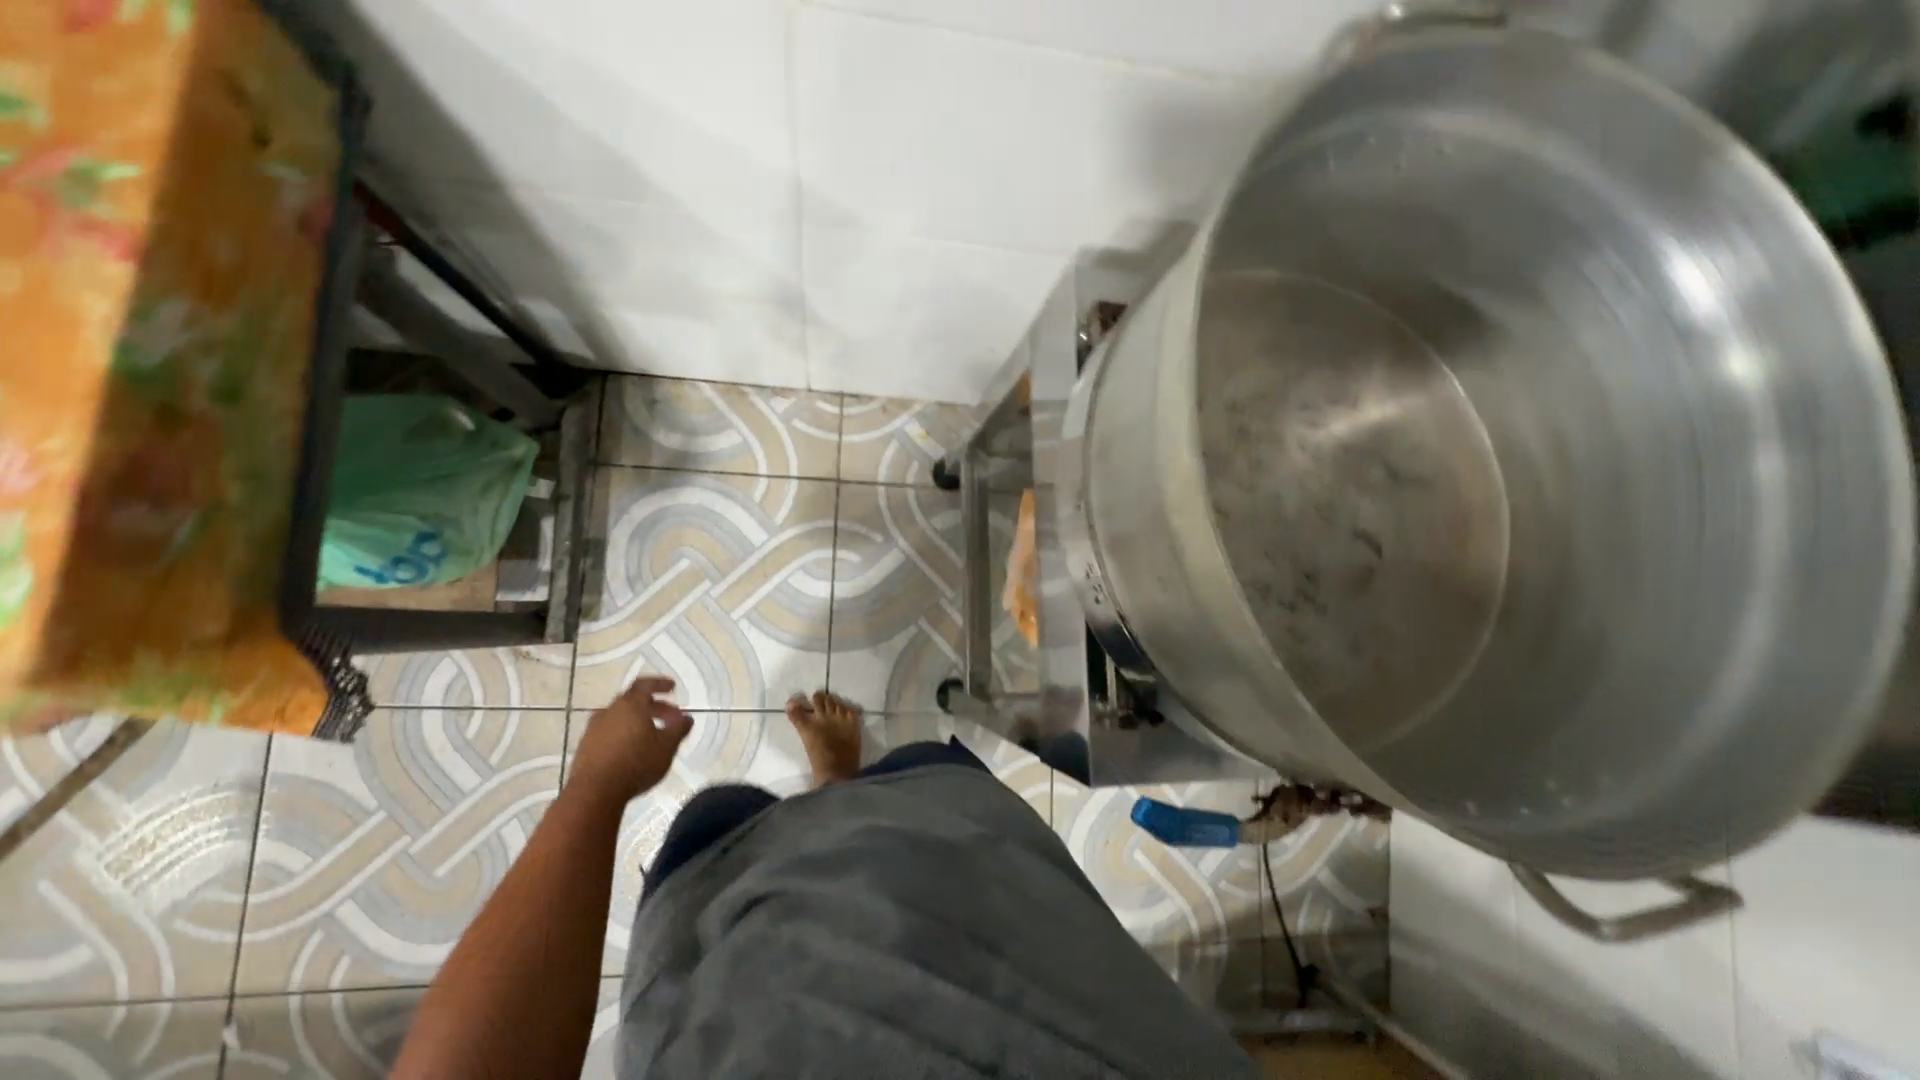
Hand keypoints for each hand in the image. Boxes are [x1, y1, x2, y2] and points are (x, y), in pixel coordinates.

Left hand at [569, 675, 690, 804]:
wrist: (594, 792)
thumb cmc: (636, 764)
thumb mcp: (667, 747)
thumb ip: (679, 729)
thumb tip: (686, 718)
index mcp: (630, 705)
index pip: (645, 685)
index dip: (660, 684)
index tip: (672, 688)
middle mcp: (610, 711)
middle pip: (633, 702)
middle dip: (654, 707)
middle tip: (670, 718)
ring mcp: (594, 729)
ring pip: (620, 718)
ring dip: (637, 722)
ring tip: (651, 737)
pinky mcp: (585, 746)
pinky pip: (609, 733)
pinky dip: (623, 735)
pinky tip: (631, 751)